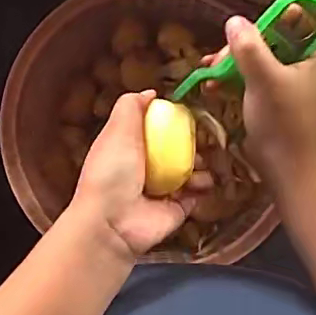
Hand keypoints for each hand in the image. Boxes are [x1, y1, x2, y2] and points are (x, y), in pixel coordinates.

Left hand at [65, 91, 198, 258]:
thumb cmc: (111, 172)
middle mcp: (145, 166)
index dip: (170, 119)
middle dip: (192, 142)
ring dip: (201, 163)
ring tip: (202, 161)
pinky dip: (204, 186)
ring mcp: (162, 188)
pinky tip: (203, 180)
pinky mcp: (176, 208)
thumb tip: (151, 93)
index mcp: (129, 146)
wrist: (113, 222)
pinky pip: (197, 194)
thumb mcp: (117, 129)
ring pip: (190, 169)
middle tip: (202, 138)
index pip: (154, 127)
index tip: (187, 113)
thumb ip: (131, 106)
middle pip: (176, 148)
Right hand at [207, 15, 315, 186]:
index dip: (275, 17)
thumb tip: (233, 21)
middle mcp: (302, 62)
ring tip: (210, 69)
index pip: (301, 18)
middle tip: (221, 57)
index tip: (249, 29)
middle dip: (242, 43)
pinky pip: (248, 74)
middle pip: (271, 35)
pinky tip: (211, 83)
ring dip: (231, 60)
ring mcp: (284, 78)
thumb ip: (249, 48)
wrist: (284, 165)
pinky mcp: (268, 94)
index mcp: (314, 53)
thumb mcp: (265, 79)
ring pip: (255, 55)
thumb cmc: (283, 120)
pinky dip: (230, 76)